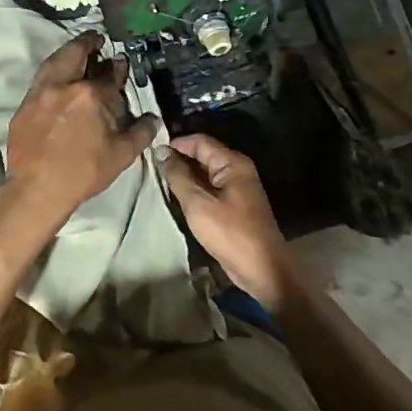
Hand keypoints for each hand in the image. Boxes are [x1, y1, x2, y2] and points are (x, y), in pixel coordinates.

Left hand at [4, 32, 158, 221]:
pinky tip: (57, 79)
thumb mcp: (121, 155)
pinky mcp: (24, 105)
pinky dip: (52, 72)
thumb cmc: (83, 172)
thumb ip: (140, 132)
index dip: (118, 66)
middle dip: (88, 42)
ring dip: (67, 53)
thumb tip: (153, 119)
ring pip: (54, 61)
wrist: (38, 188)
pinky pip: (40, 79)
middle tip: (96, 39)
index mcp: (91, 95)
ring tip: (77, 52)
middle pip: (75, 53)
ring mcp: (40, 93)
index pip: (110, 74)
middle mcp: (64, 85)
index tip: (120, 62)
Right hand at [163, 134, 294, 310]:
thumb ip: (178, 175)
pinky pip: (209, 187)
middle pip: (203, 154)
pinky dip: (193, 188)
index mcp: (232, 163)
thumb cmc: (230, 233)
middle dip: (178, 158)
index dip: (175, 143)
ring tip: (158, 178)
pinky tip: (175, 195)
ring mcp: (237, 187)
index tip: (150, 150)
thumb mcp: (198, 203)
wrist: (261, 269)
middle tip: (150, 165)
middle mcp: (237, 170)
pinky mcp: (234, 204)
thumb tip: (162, 152)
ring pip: (204, 172)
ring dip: (184, 174)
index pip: (200, 141)